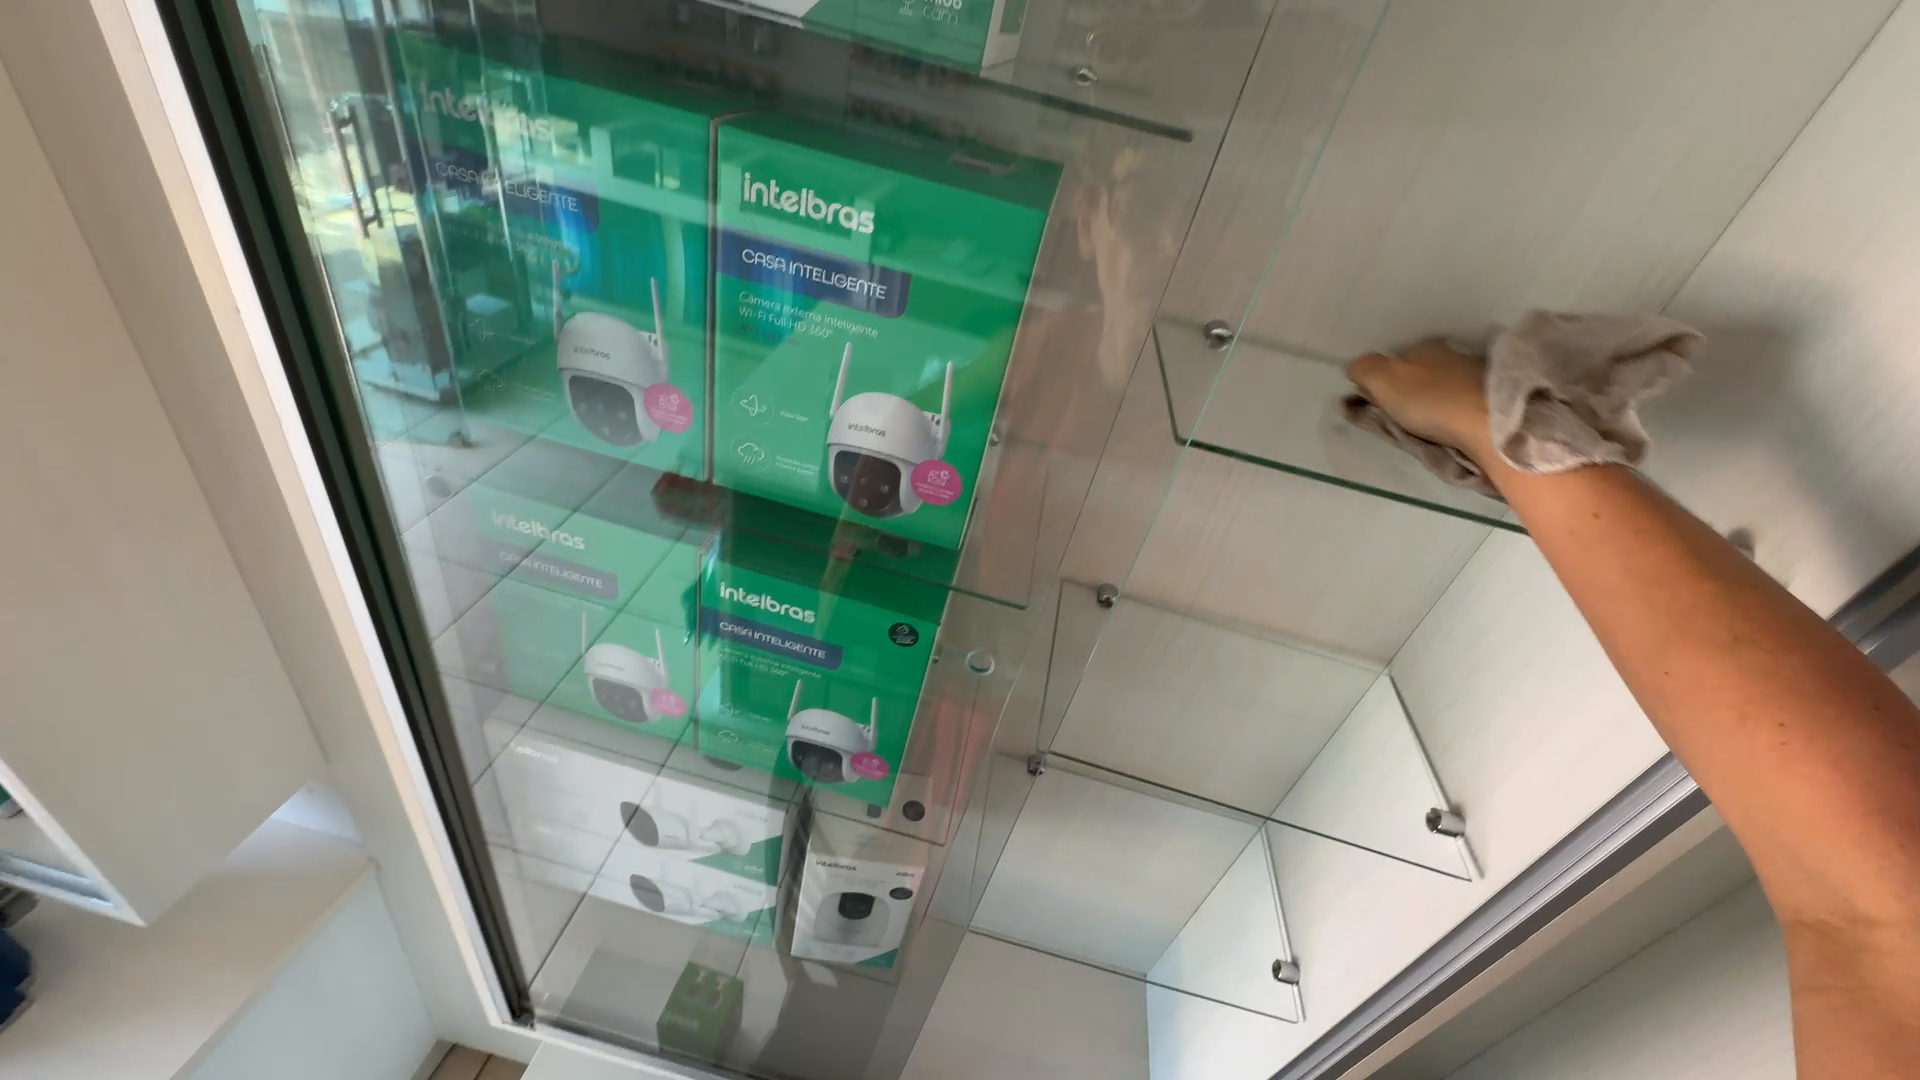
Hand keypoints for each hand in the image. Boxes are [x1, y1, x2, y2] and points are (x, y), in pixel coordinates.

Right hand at [1346, 342, 1494, 464]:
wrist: (1490, 423)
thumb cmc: (1431, 400)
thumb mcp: (1383, 379)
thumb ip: (1364, 368)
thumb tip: (1355, 367)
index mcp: (1424, 349)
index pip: (1394, 361)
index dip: (1382, 383)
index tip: (1377, 406)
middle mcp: (1452, 356)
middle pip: (1420, 375)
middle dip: (1409, 392)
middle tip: (1401, 420)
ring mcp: (1477, 376)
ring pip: (1444, 389)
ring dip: (1434, 403)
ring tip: (1428, 429)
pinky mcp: (1494, 400)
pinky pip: (1465, 404)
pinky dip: (1455, 414)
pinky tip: (1452, 429)